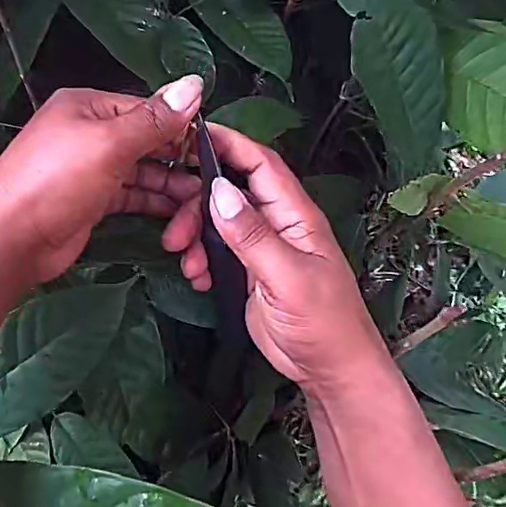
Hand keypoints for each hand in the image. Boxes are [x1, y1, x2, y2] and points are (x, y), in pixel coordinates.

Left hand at [0, 78, 204, 283]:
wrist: (8, 240)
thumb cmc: (57, 181)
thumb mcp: (110, 144)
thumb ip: (155, 118)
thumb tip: (195, 83)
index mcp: (88, 107)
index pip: (148, 109)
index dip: (181, 128)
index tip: (213, 150)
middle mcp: (89, 132)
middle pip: (147, 140)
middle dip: (179, 160)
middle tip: (210, 182)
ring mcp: (90, 167)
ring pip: (142, 170)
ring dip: (170, 184)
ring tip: (199, 203)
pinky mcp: (92, 199)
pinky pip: (132, 193)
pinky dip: (153, 200)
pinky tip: (177, 213)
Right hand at [162, 124, 389, 392]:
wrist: (331, 371)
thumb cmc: (322, 322)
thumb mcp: (287, 278)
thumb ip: (253, 235)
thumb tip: (219, 190)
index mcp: (295, 214)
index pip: (261, 164)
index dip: (229, 144)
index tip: (191, 135)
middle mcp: (278, 223)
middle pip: (231, 191)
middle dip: (198, 204)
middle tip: (174, 234)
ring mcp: (264, 246)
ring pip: (220, 220)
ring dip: (196, 234)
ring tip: (186, 262)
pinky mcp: (251, 269)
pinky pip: (219, 249)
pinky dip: (202, 257)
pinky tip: (197, 277)